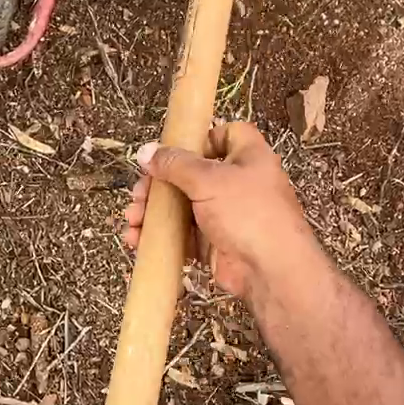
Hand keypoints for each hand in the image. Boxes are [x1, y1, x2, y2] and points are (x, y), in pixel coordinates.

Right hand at [123, 122, 319, 301]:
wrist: (270, 270)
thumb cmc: (249, 214)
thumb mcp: (209, 179)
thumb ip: (174, 164)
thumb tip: (145, 151)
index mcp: (248, 157)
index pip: (226, 134)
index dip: (200, 139)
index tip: (174, 151)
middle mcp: (237, 183)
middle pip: (191, 174)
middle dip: (159, 184)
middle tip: (139, 193)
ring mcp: (224, 215)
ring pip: (182, 206)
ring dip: (153, 212)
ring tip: (133, 219)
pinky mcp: (213, 242)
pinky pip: (181, 234)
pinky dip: (160, 235)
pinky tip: (137, 239)